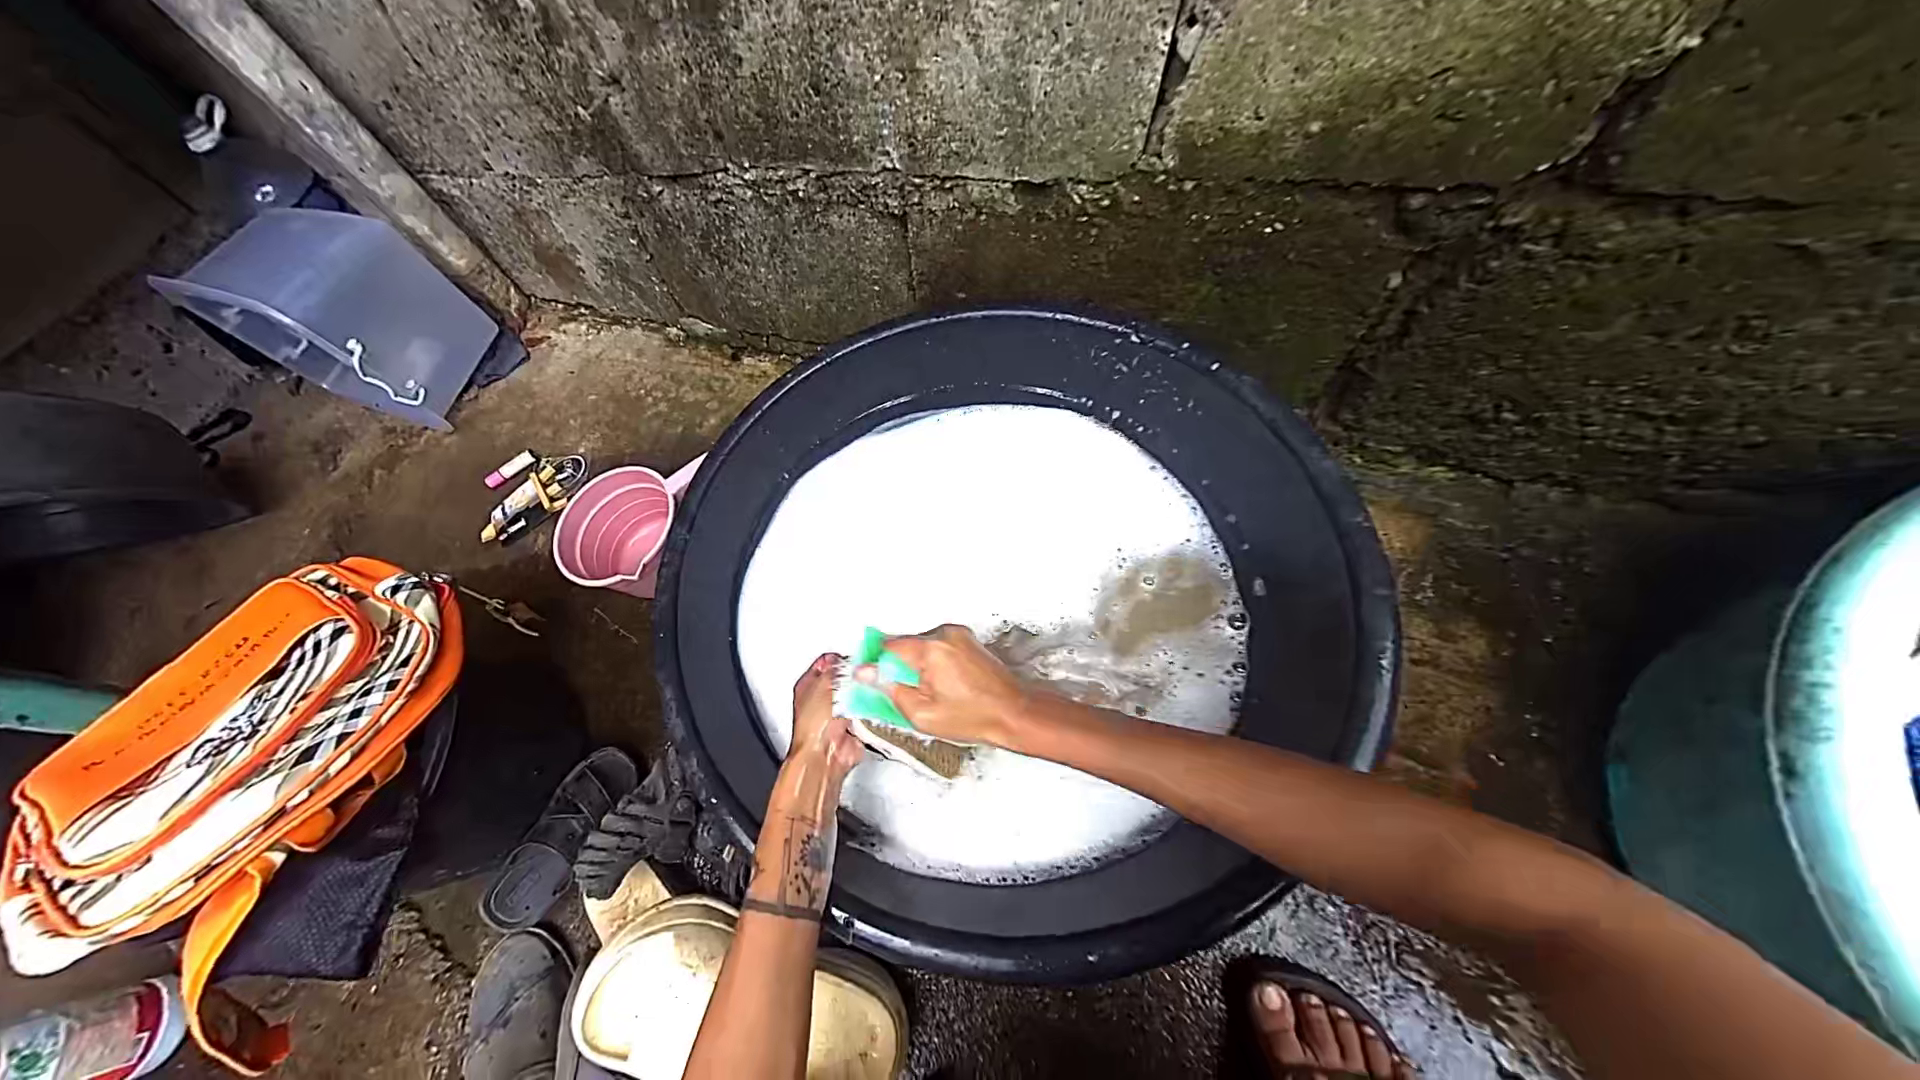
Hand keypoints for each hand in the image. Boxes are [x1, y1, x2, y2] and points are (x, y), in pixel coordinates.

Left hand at [786, 653, 863, 782]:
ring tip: (874, 687)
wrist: (826, 754)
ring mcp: (840, 713)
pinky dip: (875, 708)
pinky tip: (878, 703)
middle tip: (869, 672)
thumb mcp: (827, 682)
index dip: (843, 658)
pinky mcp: (856, 725)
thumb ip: (842, 667)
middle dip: (859, 676)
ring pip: (860, 694)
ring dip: (868, 693)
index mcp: (809, 684)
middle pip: (847, 678)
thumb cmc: (815, 724)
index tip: (859, 656)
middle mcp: (823, 698)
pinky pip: (870, 710)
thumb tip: (855, 660)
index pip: (829, 662)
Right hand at [855, 624, 1031, 747]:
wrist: (1014, 712)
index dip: (874, 661)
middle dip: (898, 667)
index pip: (888, 646)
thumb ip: (891, 691)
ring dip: (917, 666)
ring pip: (923, 647)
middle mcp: (946, 635)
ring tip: (929, 693)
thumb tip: (869, 676)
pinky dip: (934, 664)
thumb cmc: (977, 715)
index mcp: (931, 649)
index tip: (867, 672)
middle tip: (901, 692)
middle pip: (906, 645)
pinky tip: (942, 687)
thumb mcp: (922, 714)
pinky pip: (939, 648)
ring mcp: (959, 636)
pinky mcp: (968, 642)